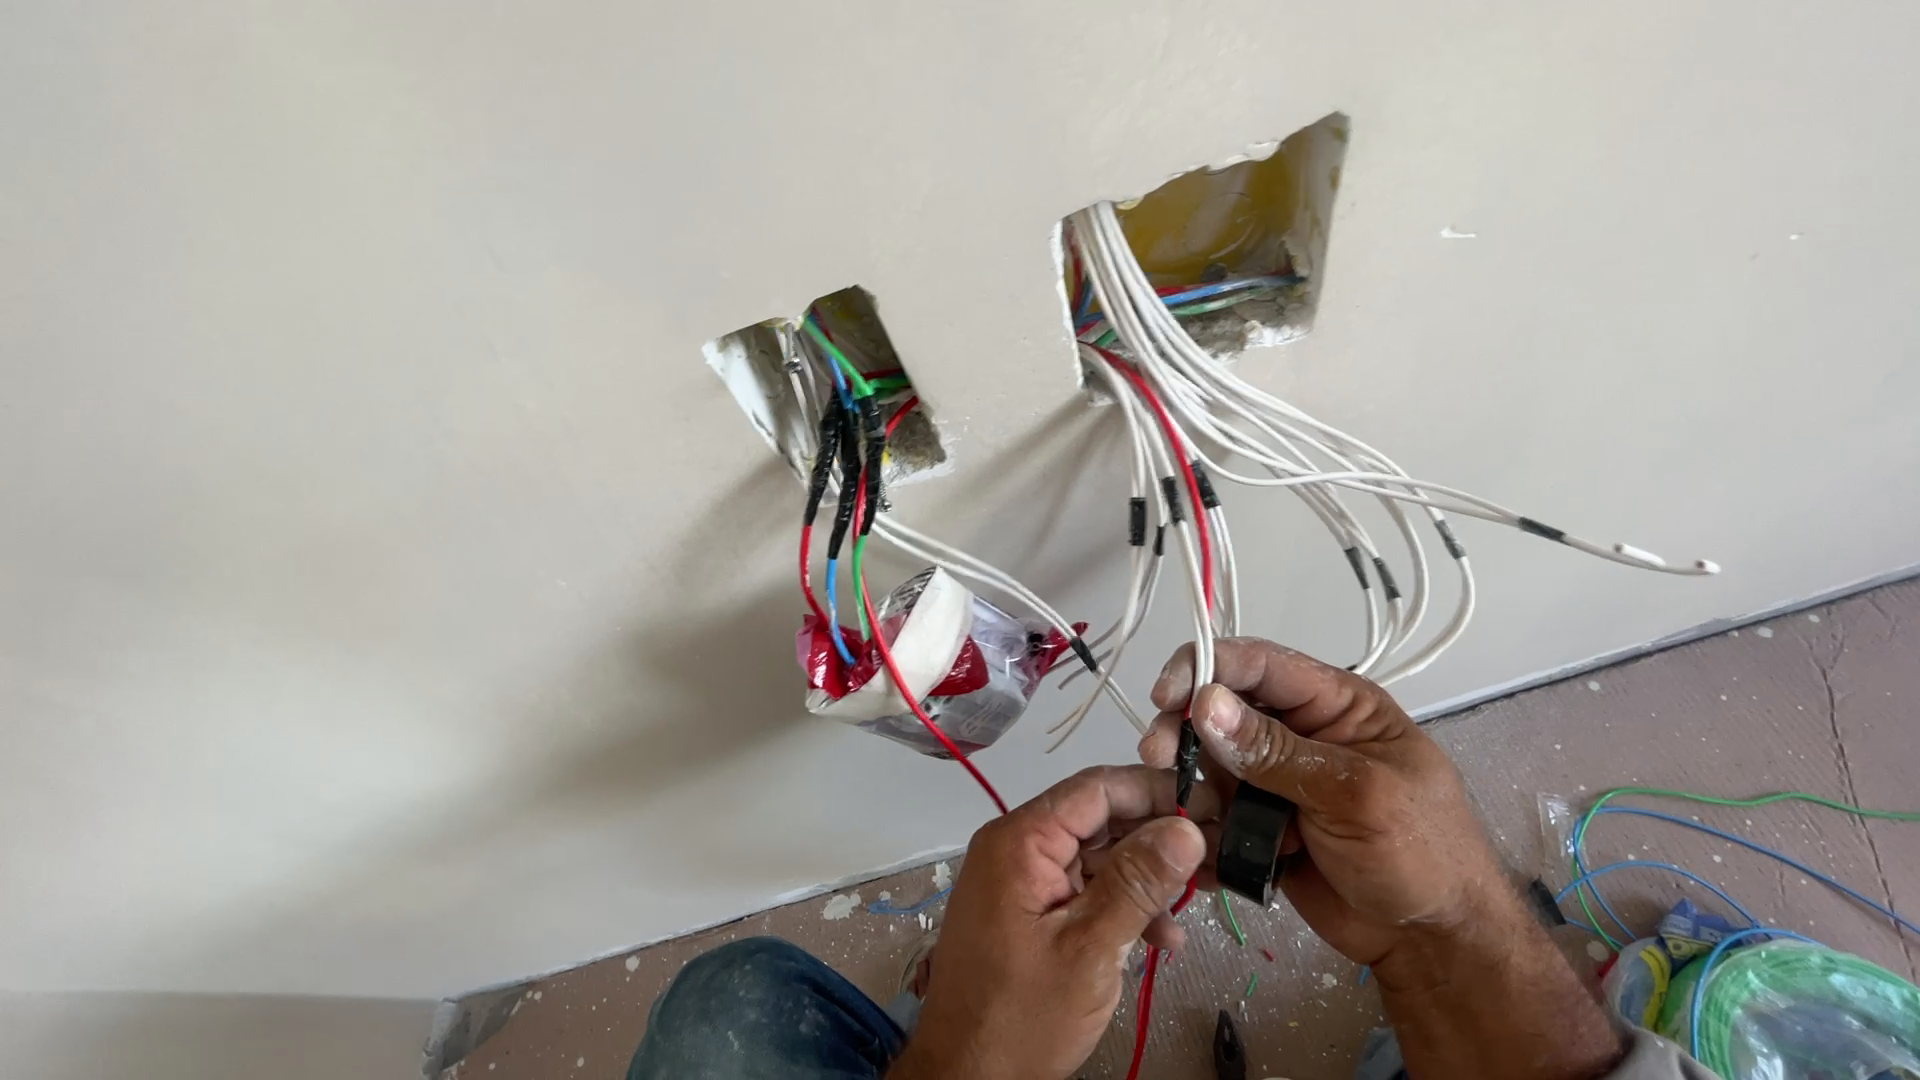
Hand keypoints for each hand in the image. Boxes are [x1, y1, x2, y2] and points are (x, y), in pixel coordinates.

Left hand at [888, 766, 1206, 1079]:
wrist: (968, 1078)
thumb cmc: (1023, 1014)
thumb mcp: (1089, 948)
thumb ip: (1138, 882)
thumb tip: (1186, 827)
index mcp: (1021, 839)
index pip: (1096, 789)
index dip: (1156, 791)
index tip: (1211, 805)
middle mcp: (1018, 845)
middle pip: (1100, 819)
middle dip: (1159, 836)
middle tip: (1219, 852)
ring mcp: (1023, 878)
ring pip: (1097, 856)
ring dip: (1148, 876)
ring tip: (1205, 894)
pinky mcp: (1031, 909)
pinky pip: (1084, 889)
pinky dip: (1122, 905)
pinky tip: (1163, 938)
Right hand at [1142, 639, 1626, 1079]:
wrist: (1431, 947)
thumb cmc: (1420, 855)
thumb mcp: (1355, 795)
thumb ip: (1277, 752)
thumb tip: (1206, 703)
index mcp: (1334, 704)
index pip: (1260, 664)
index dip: (1207, 667)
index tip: (1165, 694)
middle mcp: (1297, 731)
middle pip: (1222, 705)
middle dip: (1185, 723)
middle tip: (1158, 753)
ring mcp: (1273, 776)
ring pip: (1208, 755)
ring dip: (1185, 771)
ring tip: (1174, 798)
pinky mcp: (1256, 817)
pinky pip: (1211, 802)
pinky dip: (1194, 812)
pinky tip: (1185, 830)